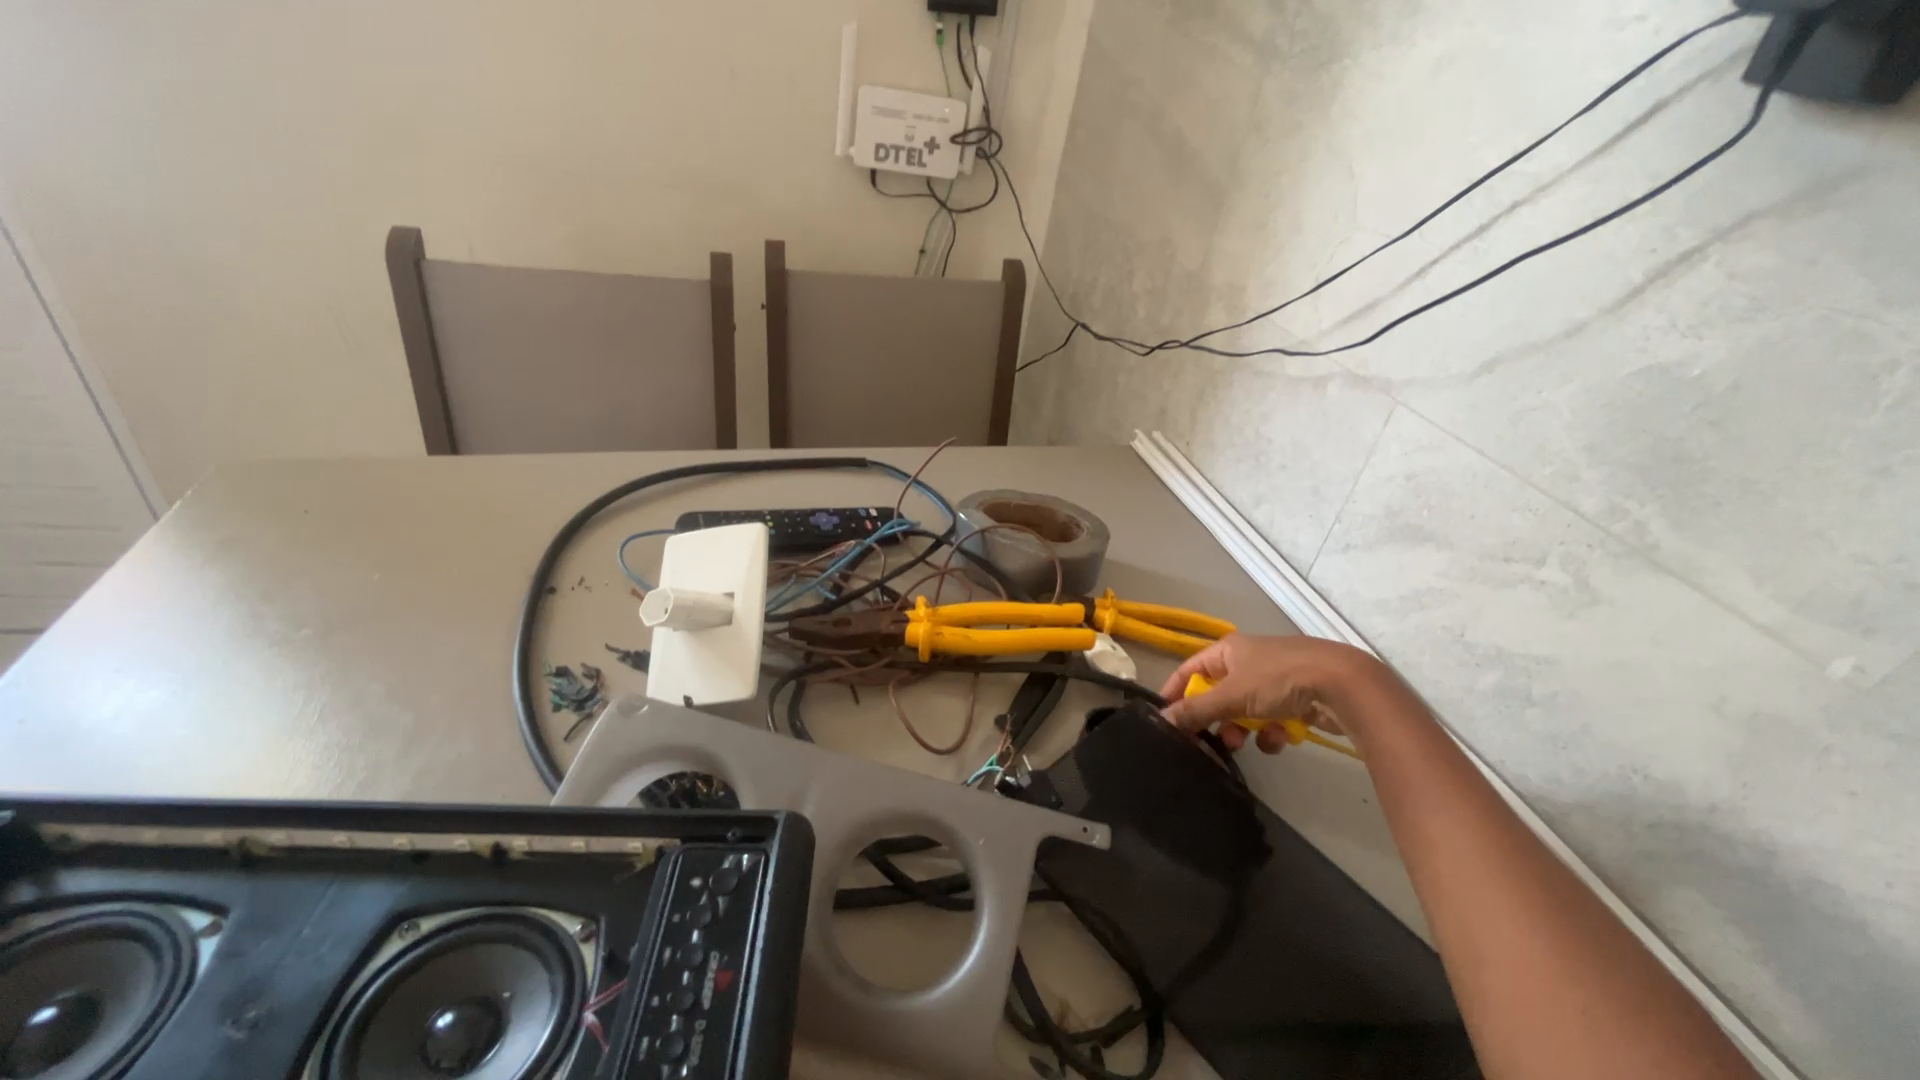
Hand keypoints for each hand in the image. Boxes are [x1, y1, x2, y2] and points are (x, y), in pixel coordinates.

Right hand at [1159, 634, 1375, 753]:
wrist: (1342, 685)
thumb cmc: (1280, 679)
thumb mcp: (1232, 695)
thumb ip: (1196, 710)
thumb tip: (1162, 720)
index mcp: (1229, 650)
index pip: (1190, 670)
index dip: (1175, 692)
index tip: (1165, 720)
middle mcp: (1249, 662)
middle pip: (1217, 695)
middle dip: (1215, 719)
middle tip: (1210, 740)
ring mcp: (1273, 682)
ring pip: (1244, 712)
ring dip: (1243, 730)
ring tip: (1246, 742)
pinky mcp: (1295, 701)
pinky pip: (1270, 721)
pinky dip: (1271, 732)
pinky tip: (1281, 737)